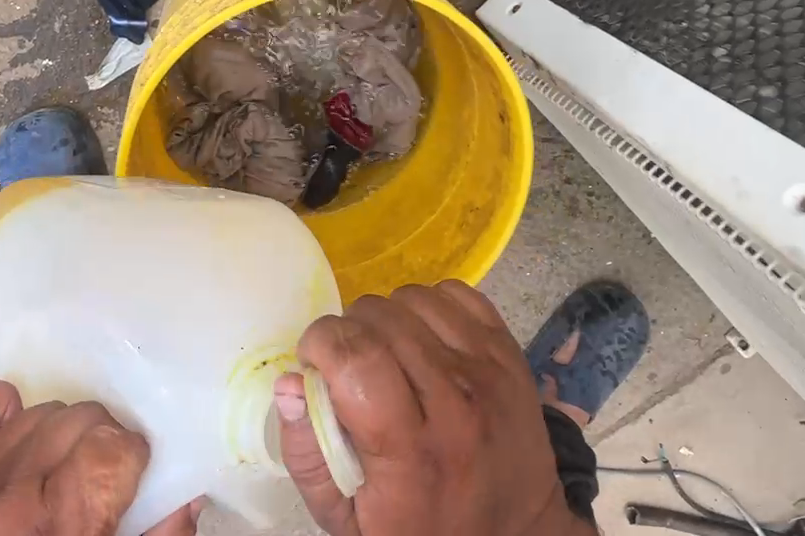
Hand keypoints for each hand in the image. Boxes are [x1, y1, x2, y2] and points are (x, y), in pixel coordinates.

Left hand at [0, 381, 199, 535]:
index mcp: (63, 520)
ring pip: (40, 410)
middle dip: (101, 444)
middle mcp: (12, 492)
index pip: (115, 443)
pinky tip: (14, 443)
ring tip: (57, 477)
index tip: (128, 486)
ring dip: (59, 435)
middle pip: (82, 417)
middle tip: (97, 485)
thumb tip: (186, 495)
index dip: (132, 459)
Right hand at [273, 281, 591, 535]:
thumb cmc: (420, 529)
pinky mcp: (508, 349)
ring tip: (387, 352)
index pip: (355, 356)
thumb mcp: (347, 519)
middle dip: (348, 330)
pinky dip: (427, 305)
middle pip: (379, 319)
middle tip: (349, 364)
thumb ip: (307, 455)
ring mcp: (487, 370)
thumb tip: (289, 383)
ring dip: (386, 316)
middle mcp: (455, 401)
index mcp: (411, 449)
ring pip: (412, 298)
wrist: (515, 535)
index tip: (314, 361)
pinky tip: (422, 337)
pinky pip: (454, 293)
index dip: (320, 342)